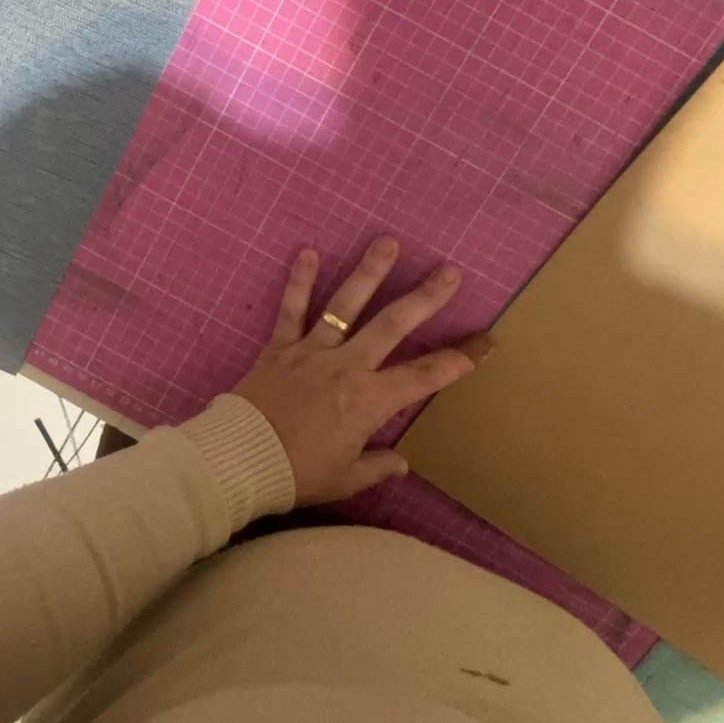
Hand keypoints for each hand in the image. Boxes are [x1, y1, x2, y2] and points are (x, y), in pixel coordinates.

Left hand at [230, 236, 492, 506]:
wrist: (238, 460)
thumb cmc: (296, 473)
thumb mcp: (344, 479)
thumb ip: (376, 467)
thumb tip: (401, 463)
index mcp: (368, 400)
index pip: (423, 377)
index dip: (458, 360)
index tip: (485, 342)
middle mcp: (346, 366)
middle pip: (392, 325)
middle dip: (424, 297)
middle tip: (449, 272)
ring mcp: (311, 351)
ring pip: (345, 306)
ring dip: (368, 273)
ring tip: (386, 243)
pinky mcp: (279, 347)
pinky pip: (291, 310)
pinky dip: (298, 281)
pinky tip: (307, 252)